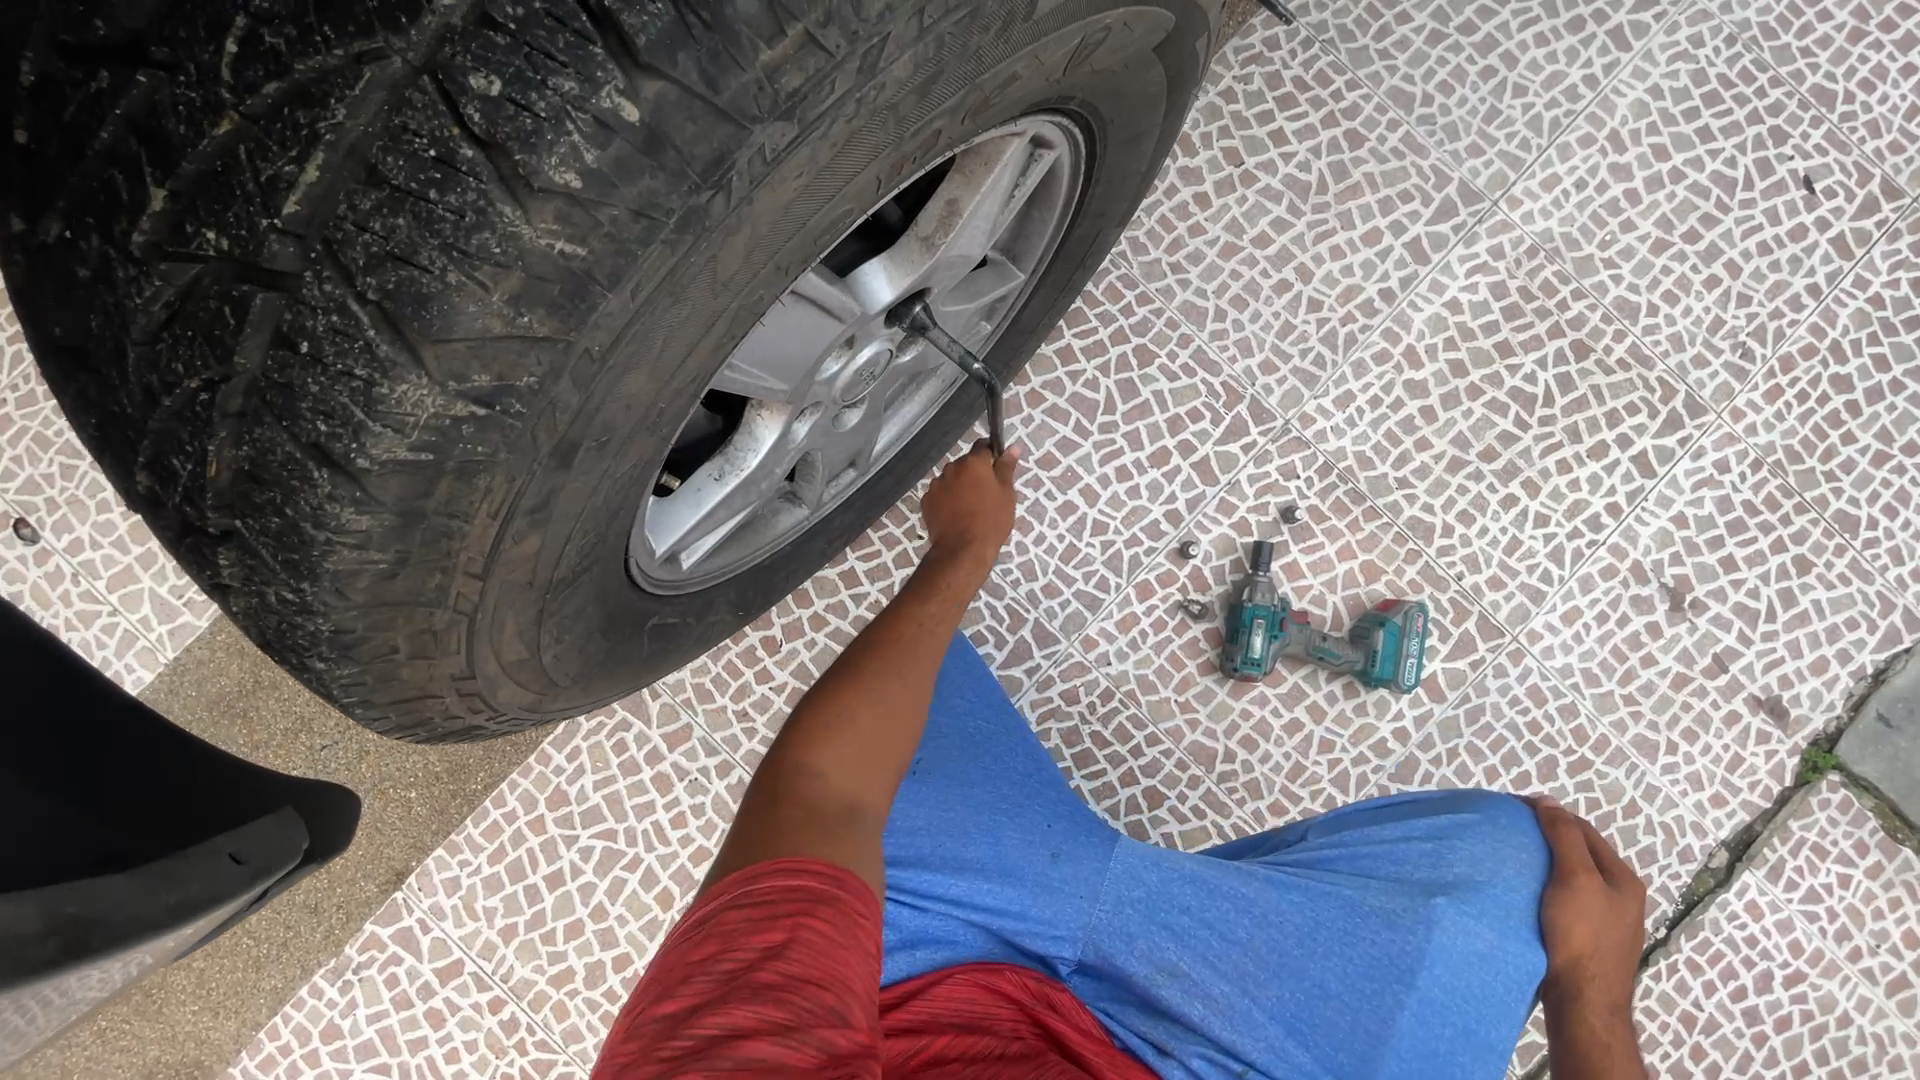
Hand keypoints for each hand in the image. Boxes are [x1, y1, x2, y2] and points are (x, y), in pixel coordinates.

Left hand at [921, 440, 1019, 569]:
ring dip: (959, 485)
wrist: (963, 549)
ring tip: (969, 507)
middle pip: (965, 464)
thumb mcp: (1006, 494)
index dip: (990, 455)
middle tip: (986, 494)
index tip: (996, 468)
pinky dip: (946, 499)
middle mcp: (952, 468)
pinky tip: (955, 515)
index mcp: (973, 463)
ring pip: (951, 479)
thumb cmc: (991, 521)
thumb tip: (1012, 448)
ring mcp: (936, 484)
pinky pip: (940, 494)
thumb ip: (1006, 468)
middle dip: (974, 473)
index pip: (982, 446)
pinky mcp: (926, 501)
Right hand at [1530, 796, 1646, 1016]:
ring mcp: (1604, 916)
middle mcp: (1618, 894)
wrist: (1583, 998)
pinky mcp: (1586, 934)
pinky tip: (1524, 888)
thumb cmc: (1580, 933)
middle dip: (1545, 834)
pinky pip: (1563, 895)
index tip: (1511, 807)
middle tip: (1508, 829)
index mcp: (1622, 877)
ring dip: (1543, 859)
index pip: (1582, 829)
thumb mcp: (1574, 878)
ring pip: (1570, 873)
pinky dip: (1543, 882)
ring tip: (1511, 855)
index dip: (1549, 812)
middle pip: (1578, 850)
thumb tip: (1547, 800)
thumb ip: (1564, 837)